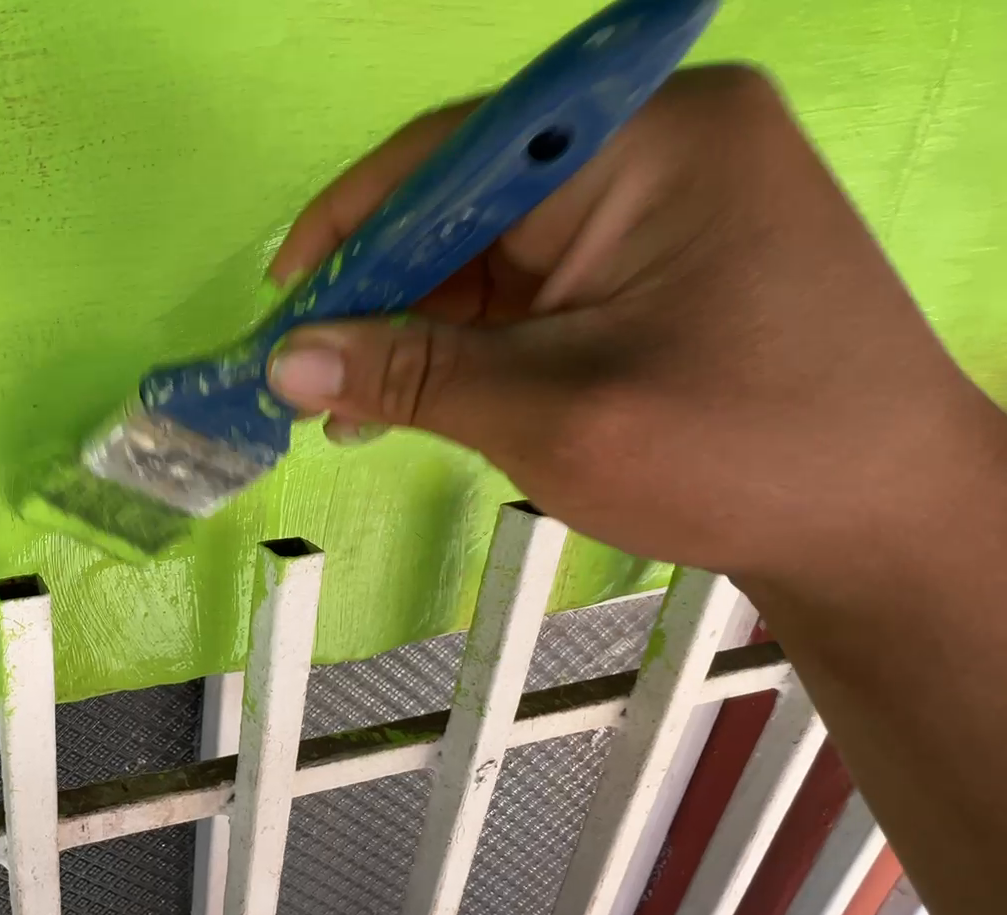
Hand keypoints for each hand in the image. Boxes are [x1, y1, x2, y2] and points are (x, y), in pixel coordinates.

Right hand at [264, 65, 1006, 587]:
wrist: (873, 527)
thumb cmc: (732, 454)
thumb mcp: (547, 411)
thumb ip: (407, 375)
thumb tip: (282, 361)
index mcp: (644, 146)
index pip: (454, 156)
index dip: (352, 223)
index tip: (283, 300)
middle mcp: (639, 156)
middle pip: (456, 209)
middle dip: (373, 296)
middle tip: (301, 372)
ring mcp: (634, 216)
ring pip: (469, 261)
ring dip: (399, 333)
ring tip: (338, 406)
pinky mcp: (623, 274)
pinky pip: (501, 297)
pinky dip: (442, 350)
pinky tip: (395, 402)